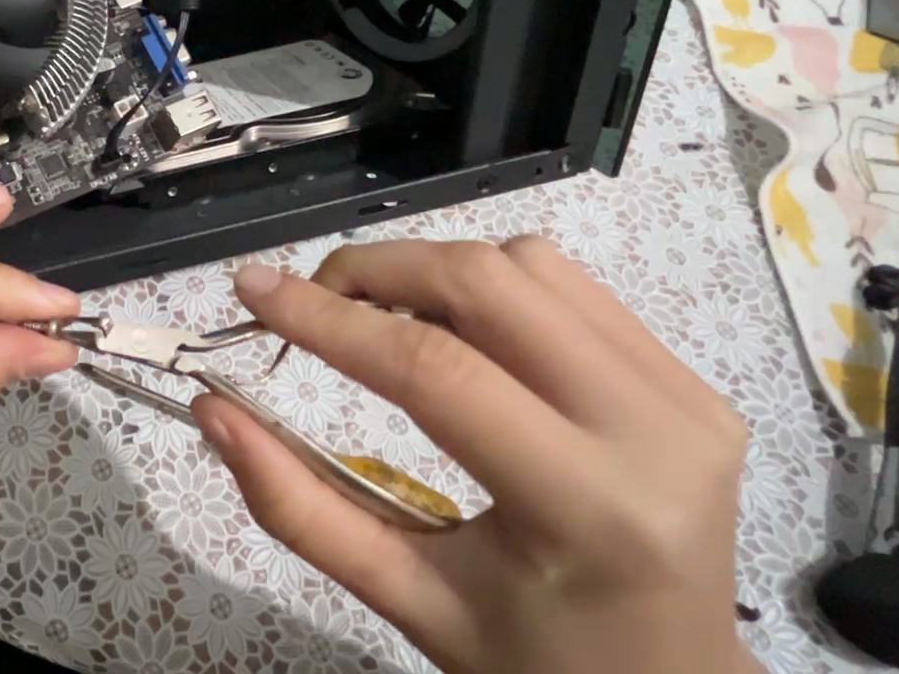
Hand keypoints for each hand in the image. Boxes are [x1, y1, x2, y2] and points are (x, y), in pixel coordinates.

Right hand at [193, 239, 757, 673]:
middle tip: (310, 303)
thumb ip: (294, 504)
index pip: (430, 369)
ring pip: (522, 263)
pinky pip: (560, 281)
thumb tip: (211, 409)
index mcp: (586, 506)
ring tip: (379, 321)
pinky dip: (481, 282)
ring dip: (426, 272)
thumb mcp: (401, 596)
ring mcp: (684, 392)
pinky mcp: (687, 376)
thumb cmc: (530, 658)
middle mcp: (653, 429)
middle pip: (482, 283)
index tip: (250, 288)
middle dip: (372, 271)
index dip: (325, 318)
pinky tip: (453, 330)